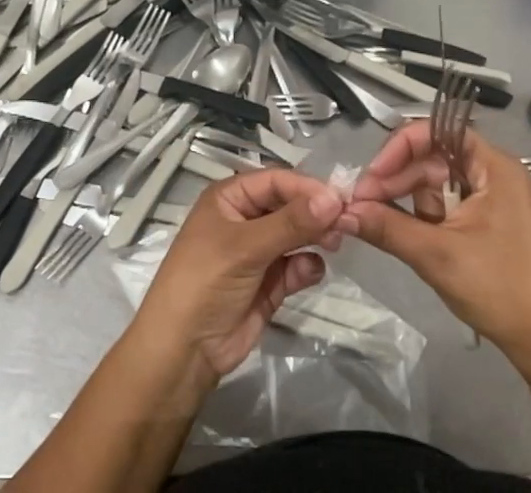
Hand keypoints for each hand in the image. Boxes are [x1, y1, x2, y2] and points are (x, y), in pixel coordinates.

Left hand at [133, 168, 346, 381]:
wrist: (185, 350)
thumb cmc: (205, 282)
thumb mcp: (245, 247)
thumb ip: (291, 222)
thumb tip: (335, 197)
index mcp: (229, 199)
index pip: (276, 181)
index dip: (307, 187)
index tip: (341, 199)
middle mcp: (245, 219)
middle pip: (291, 206)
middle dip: (316, 214)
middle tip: (345, 224)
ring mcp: (259, 252)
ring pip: (299, 235)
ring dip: (316, 238)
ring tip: (333, 245)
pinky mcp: (272, 282)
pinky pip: (299, 265)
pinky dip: (307, 266)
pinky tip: (308, 273)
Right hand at [344, 120, 530, 350]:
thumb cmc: (497, 287)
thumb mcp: (436, 254)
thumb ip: (387, 227)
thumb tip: (343, 212)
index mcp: (494, 167)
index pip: (439, 132)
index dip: (400, 148)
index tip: (371, 178)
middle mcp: (494, 173)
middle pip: (433, 156)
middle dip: (397, 178)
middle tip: (362, 206)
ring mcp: (491, 197)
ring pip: (435, 182)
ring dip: (407, 199)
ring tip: (384, 223)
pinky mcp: (485, 220)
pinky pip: (445, 204)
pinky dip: (422, 216)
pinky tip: (407, 233)